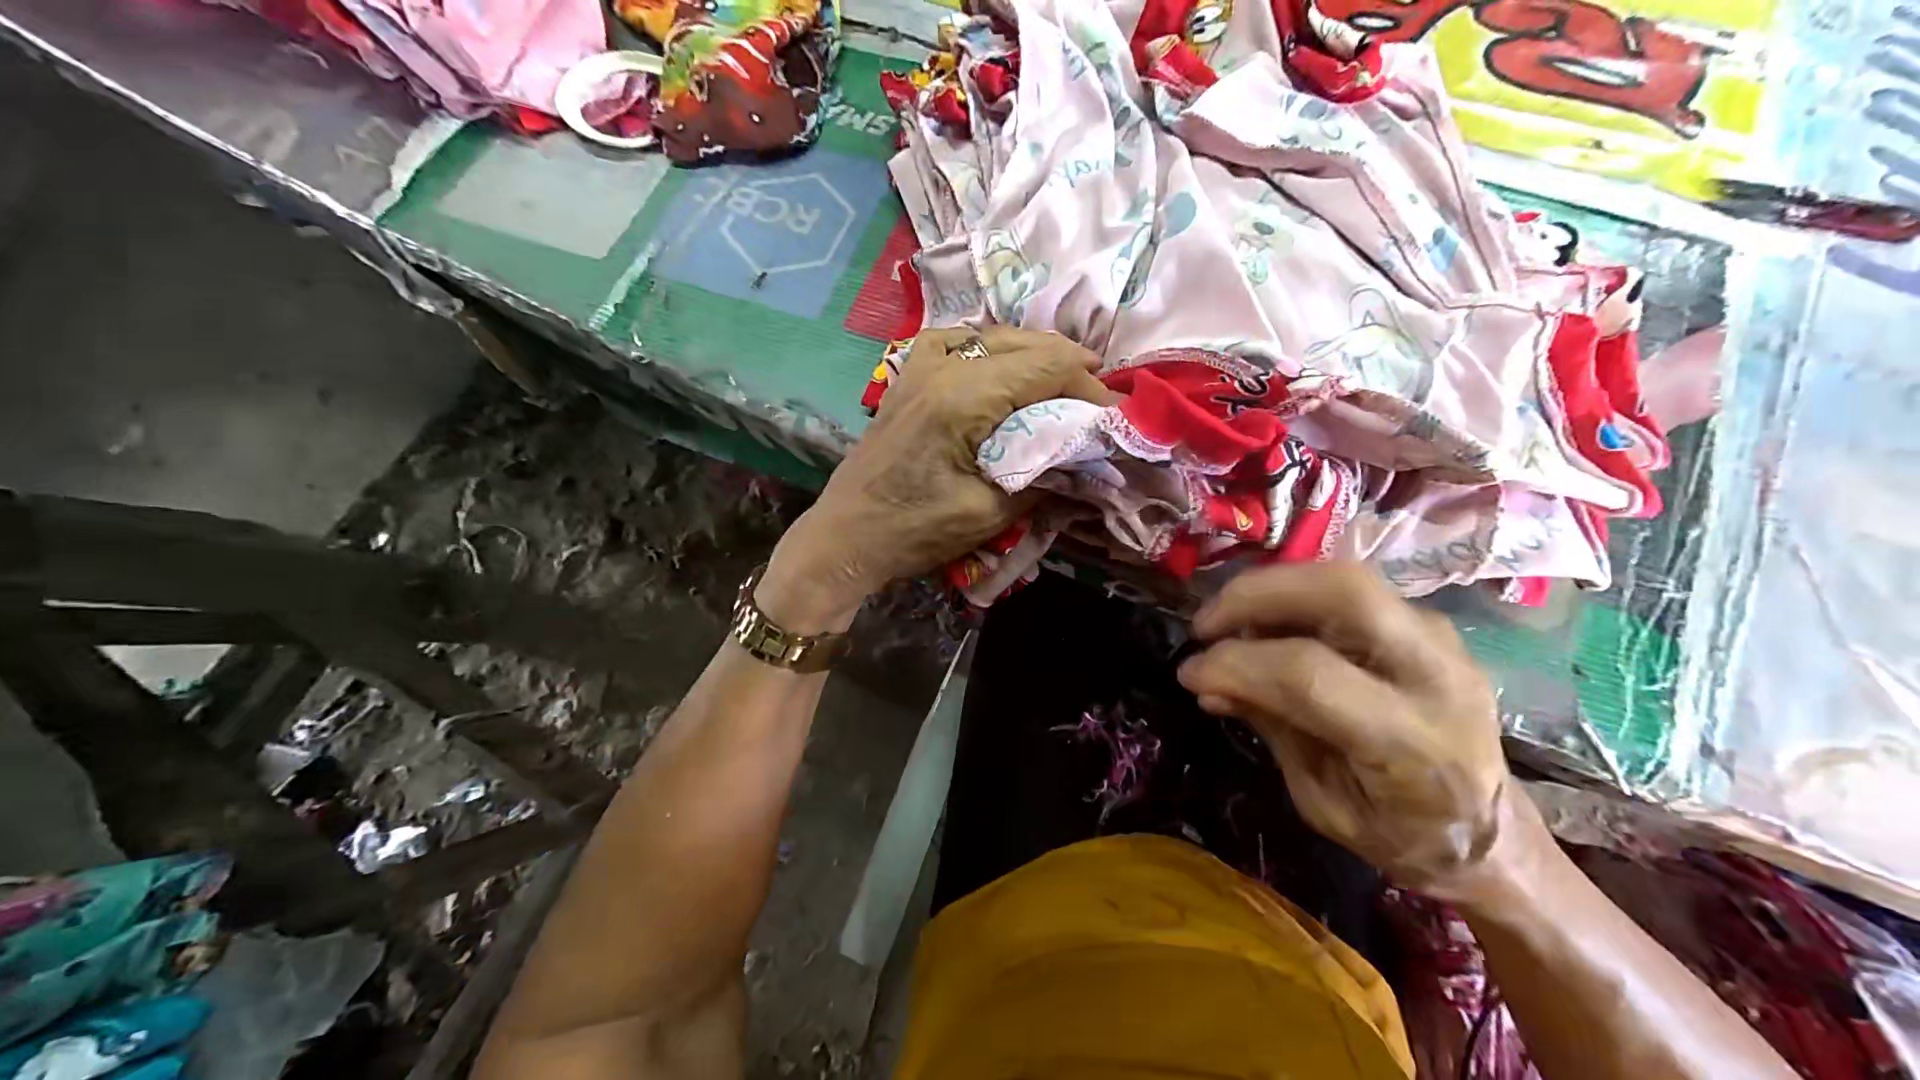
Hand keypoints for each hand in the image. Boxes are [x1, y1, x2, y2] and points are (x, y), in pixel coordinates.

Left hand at [758, 327, 1112, 631]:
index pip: (1048, 365)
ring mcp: (920, 364)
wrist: (846, 536)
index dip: (1089, 385)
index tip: (1113, 413)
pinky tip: (1003, 368)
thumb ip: (1044, 475)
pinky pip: (960, 342)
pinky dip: (992, 349)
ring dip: (1035, 356)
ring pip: (996, 337)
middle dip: (1069, 368)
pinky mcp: (909, 375)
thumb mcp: (990, 512)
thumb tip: (1085, 455)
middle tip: (1095, 401)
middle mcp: (943, 364)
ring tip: (1064, 384)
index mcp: (964, 395)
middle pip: (1027, 344)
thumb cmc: (915, 531)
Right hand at [1177, 563, 1512, 894]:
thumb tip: (1207, 683)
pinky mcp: (1428, 625)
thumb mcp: (1321, 802)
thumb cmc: (1401, 834)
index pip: (1310, 675)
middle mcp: (1438, 675)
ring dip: (1271, 589)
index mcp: (1414, 742)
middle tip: (1206, 624)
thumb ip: (1271, 730)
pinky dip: (1294, 597)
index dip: (1236, 665)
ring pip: (1346, 578)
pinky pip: (1350, 591)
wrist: (1489, 832)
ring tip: (1227, 623)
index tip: (1189, 673)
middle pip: (1344, 593)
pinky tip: (1265, 626)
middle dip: (1257, 595)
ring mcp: (1441, 640)